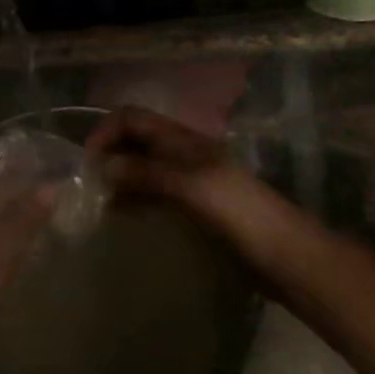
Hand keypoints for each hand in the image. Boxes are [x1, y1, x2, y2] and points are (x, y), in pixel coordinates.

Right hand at [85, 105, 268, 237]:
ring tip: (100, 202)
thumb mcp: (191, 187)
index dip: (105, 131)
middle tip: (89, 184)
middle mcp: (182, 153)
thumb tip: (103, 166)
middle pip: (135, 139)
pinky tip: (124, 218)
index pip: (131, 117)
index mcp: (182, 139)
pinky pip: (154, 193)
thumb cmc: (239, 214)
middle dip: (109, 152)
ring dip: (119, 176)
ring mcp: (190, 180)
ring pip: (143, 166)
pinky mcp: (195, 208)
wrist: (286, 256)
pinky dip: (134, 198)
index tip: (87, 163)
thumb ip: (146, 173)